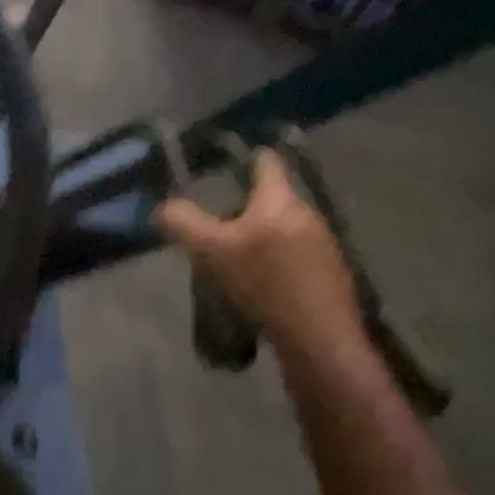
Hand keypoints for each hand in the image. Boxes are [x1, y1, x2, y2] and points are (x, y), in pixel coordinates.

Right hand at [154, 148, 362, 352]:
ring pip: (286, 228)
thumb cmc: (263, 283)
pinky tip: (262, 283)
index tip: (225, 160)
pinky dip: (278, 261)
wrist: (319, 338)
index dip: (245, 156)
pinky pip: (299, 255)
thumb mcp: (210, 251)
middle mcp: (308, 215)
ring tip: (236, 257)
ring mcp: (325, 246)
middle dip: (245, 207)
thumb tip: (161, 208)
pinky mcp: (332, 276)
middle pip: (273, 198)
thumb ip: (182, 222)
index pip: (266, 162)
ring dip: (262, 236)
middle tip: (217, 223)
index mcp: (280, 200)